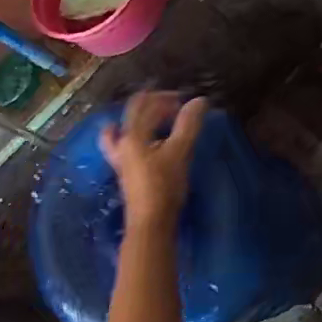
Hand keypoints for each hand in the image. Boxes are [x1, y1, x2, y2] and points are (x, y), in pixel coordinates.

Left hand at [100, 91, 208, 233]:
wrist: (150, 224)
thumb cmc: (164, 187)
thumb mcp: (180, 153)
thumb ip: (189, 125)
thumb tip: (200, 101)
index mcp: (133, 135)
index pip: (144, 104)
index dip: (163, 97)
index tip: (184, 101)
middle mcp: (122, 144)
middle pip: (132, 115)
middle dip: (153, 106)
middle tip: (174, 107)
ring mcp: (121, 159)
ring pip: (124, 130)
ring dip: (140, 121)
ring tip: (156, 121)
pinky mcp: (126, 173)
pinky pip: (125, 146)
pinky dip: (136, 138)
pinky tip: (147, 145)